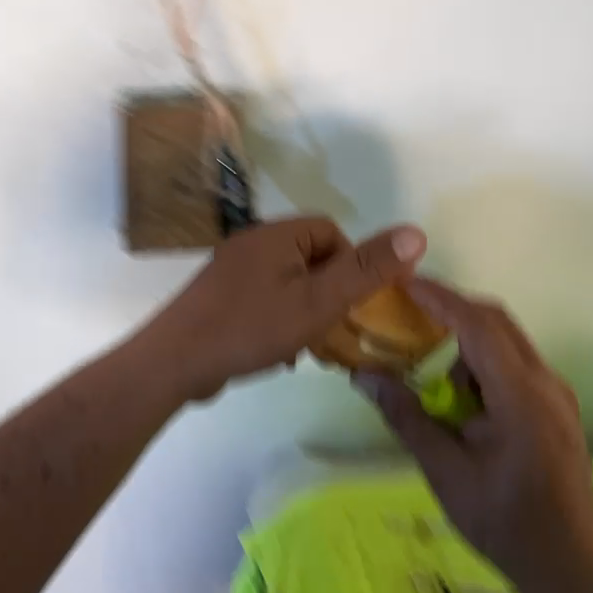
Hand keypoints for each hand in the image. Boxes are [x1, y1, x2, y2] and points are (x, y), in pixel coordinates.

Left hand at [136, 217, 426, 400]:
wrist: (176, 360)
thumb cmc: (251, 327)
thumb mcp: (319, 301)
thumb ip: (366, 270)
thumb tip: (416, 232)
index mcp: (276, 234)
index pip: (332, 233)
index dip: (350, 266)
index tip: (351, 304)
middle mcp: (252, 242)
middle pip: (310, 258)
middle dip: (327, 294)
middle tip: (330, 330)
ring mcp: (231, 270)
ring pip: (288, 283)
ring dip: (303, 313)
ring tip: (303, 347)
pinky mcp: (219, 297)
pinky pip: (263, 300)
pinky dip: (277, 322)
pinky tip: (276, 354)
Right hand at [356, 279, 592, 592]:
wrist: (571, 570)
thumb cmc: (505, 521)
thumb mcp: (444, 470)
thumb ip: (405, 415)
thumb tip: (362, 374)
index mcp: (522, 395)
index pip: (477, 325)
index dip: (439, 298)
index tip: (401, 282)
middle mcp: (546, 384)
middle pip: (496, 323)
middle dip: (450, 311)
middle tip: (406, 311)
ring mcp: (557, 396)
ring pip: (506, 343)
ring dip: (466, 344)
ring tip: (431, 376)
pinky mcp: (556, 410)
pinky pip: (515, 366)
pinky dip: (482, 365)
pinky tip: (461, 400)